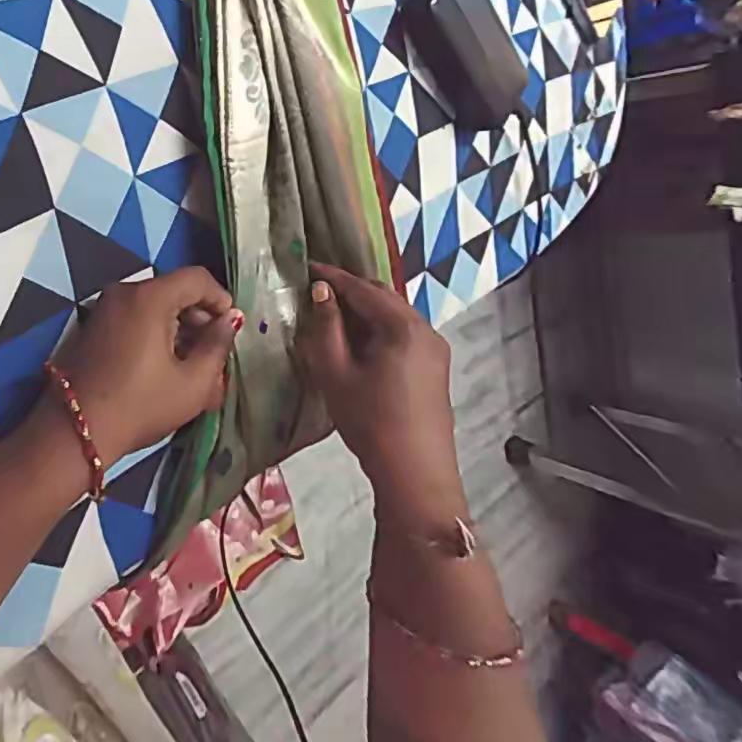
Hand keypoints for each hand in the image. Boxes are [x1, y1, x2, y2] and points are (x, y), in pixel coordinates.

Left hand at [44, 267, 240, 460]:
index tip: (231, 329)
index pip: (196, 278)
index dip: (220, 299)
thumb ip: (217, 346)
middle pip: (174, 291)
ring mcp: (105, 308)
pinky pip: (136, 319)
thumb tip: (231, 320)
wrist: (74, 432)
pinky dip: (157, 334)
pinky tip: (167, 368)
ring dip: (180, 330)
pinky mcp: (95, 327)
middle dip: (200, 319)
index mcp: (149, 297)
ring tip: (195, 369)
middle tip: (215, 354)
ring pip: (155, 307)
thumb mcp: (192, 383)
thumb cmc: (139, 406)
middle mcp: (124, 292)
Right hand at [297, 263, 462, 527]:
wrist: (415, 474)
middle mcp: (425, 329)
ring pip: (394, 315)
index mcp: (402, 326)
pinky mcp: (435, 367)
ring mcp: (435, 349)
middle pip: (383, 297)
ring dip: (365, 310)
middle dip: (350, 291)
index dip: (332, 276)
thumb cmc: (369, 421)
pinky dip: (378, 328)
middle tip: (316, 291)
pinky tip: (358, 342)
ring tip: (332, 316)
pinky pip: (403, 333)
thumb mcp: (336, 372)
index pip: (362, 289)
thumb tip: (320, 291)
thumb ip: (326, 326)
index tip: (306, 267)